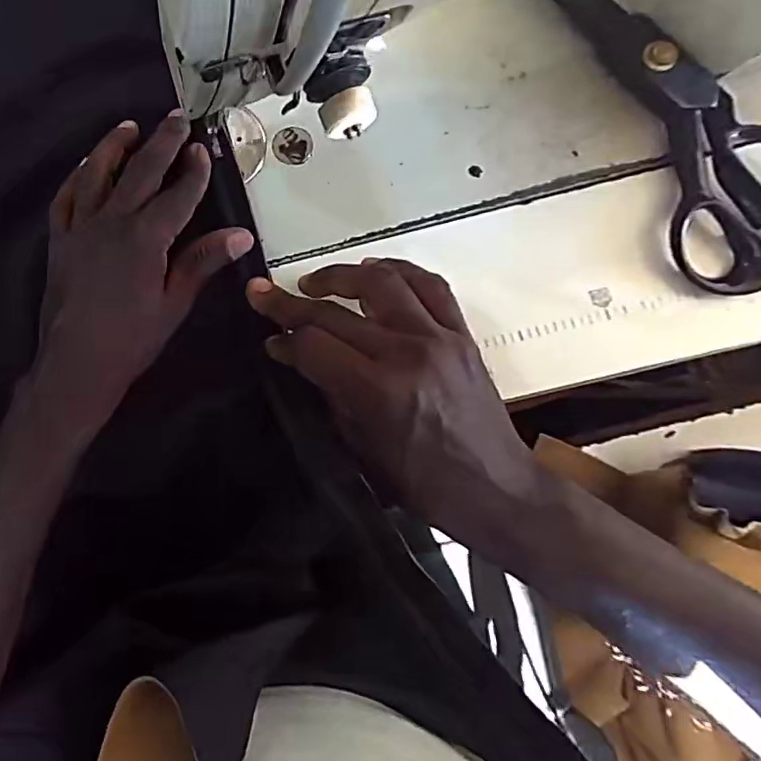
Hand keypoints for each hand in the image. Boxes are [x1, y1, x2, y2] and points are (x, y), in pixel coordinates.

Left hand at [33, 111, 254, 433]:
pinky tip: (84, 165)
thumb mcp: (174, 303)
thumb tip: (240, 235)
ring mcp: (80, 229)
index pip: (178, 194)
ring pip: (96, 175)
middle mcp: (111, 222)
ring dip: (113, 147)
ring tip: (127, 127)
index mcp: (146, 238)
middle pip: (140, 172)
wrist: (76, 363)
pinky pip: (64, 199)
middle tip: (175, 119)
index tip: (203, 149)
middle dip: (161, 143)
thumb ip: (202, 262)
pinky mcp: (58, 241)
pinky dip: (76, 177)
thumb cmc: (131, 339)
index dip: (194, 170)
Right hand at [245, 259, 543, 542]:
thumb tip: (293, 353)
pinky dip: (396, 270)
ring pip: (382, 280)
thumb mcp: (358, 444)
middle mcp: (408, 353)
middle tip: (263, 294)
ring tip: (316, 283)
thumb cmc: (420, 482)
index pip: (313, 344)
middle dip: (289, 302)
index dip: (284, 339)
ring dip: (341, 274)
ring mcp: (439, 338)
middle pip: (336, 311)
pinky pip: (429, 284)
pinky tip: (374, 270)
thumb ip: (325, 391)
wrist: (497, 491)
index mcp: (378, 390)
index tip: (269, 340)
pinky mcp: (462, 334)